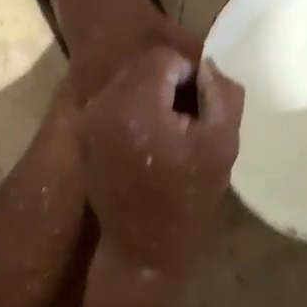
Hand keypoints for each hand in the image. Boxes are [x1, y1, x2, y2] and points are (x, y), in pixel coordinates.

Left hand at [76, 46, 244, 280]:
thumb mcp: (222, 145)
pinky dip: (134, 109)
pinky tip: (150, 140)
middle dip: (170, 82)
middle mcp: (103, 103)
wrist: (142, 248)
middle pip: (143, 66)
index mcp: (135, 103)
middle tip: (190, 118)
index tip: (202, 109)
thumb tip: (209, 66)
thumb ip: (223, 95)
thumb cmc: (187, 199)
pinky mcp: (84, 133)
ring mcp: (88, 119)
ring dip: (152, 94)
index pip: (166, 58)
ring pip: (128, 81)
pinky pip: (114, 101)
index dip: (192, 76)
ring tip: (172, 130)